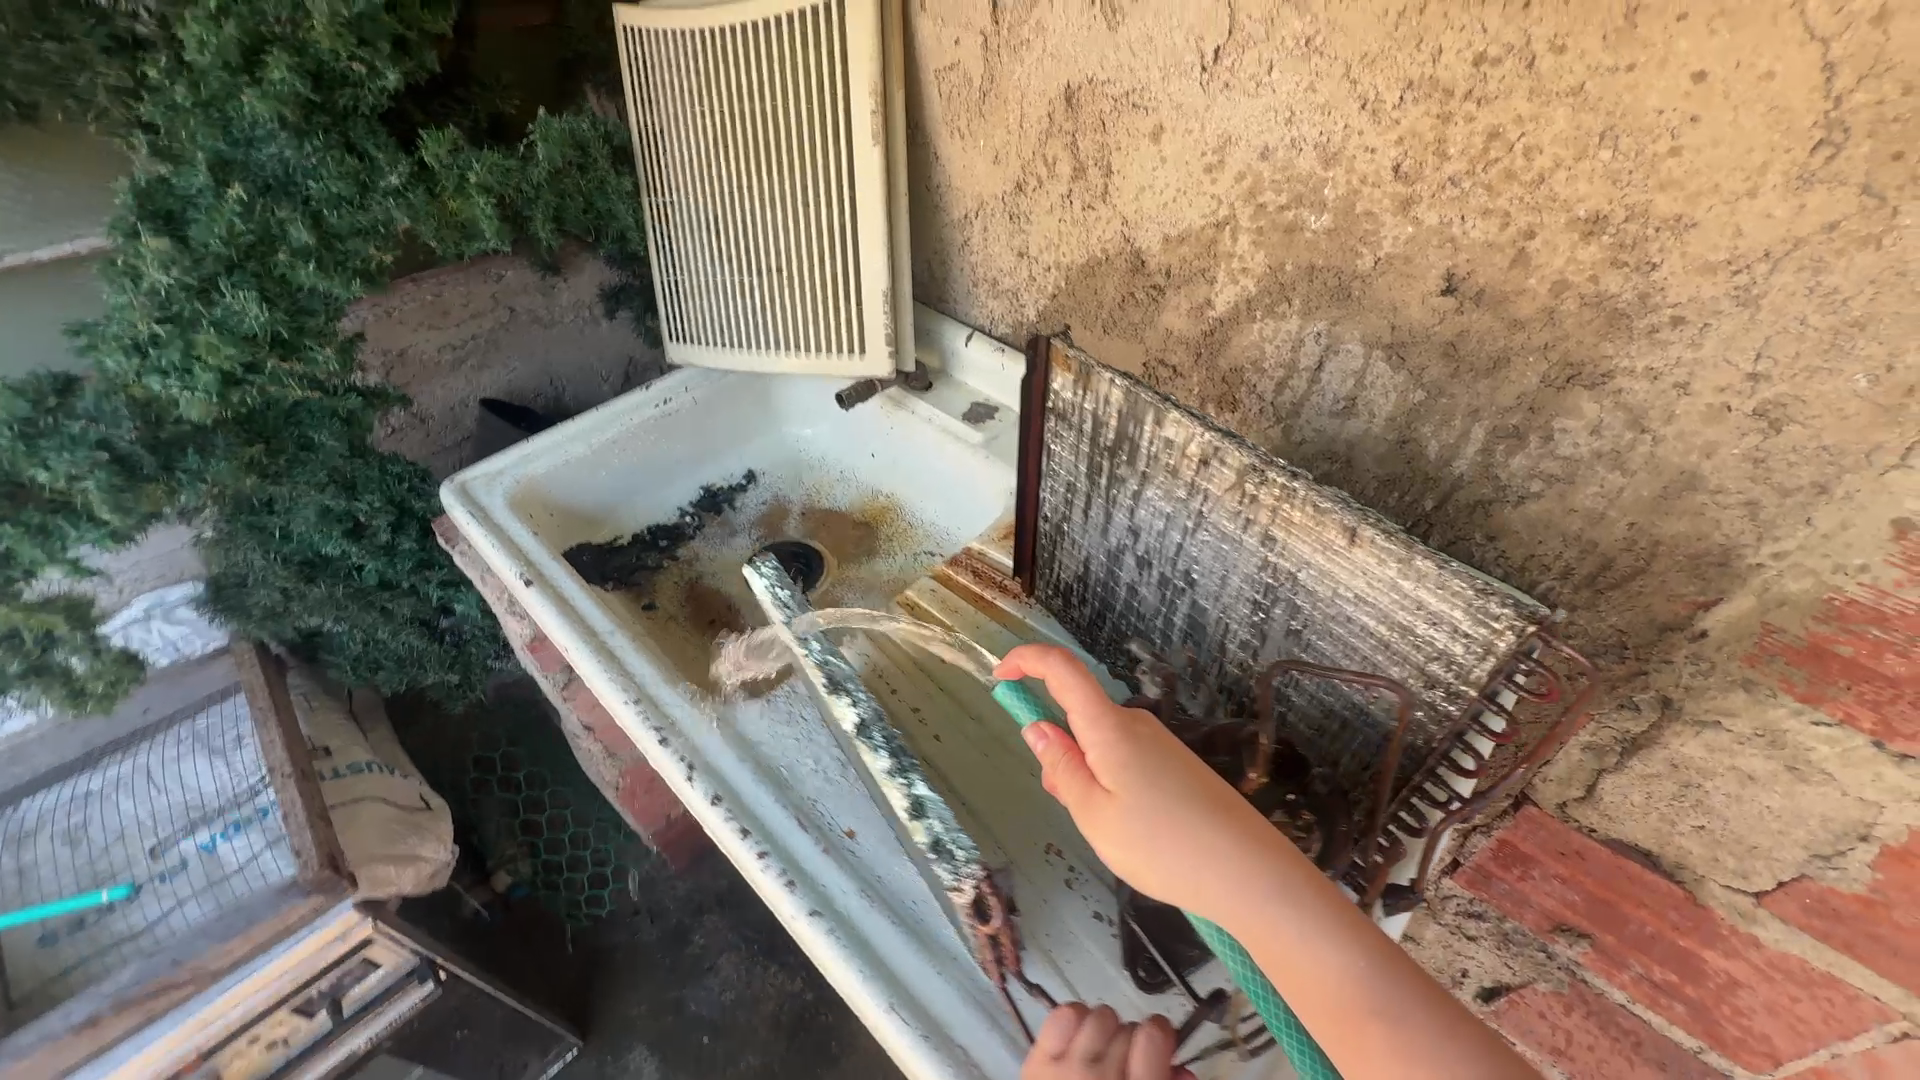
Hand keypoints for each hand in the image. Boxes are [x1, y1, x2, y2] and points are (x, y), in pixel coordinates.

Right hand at [994, 645, 1293, 924]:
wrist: (1249, 871)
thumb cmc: (1161, 846)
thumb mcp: (1094, 815)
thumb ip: (1061, 767)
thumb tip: (1037, 727)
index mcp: (1109, 727)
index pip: (1062, 669)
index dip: (1027, 661)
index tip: (999, 678)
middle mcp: (1134, 723)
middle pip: (1078, 716)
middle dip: (1056, 750)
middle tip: (1067, 805)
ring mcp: (1158, 743)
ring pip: (1099, 743)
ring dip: (1083, 773)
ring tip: (1106, 829)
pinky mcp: (1174, 764)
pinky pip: (1123, 758)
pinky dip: (1107, 781)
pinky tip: (1129, 827)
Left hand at [1022, 1005, 1192, 1079]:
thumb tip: (1182, 1070)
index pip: (1153, 1036)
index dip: (1160, 1037)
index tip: (1160, 1047)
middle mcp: (1101, 1077)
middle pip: (1128, 1028)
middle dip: (1133, 1044)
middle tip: (1128, 1068)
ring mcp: (1066, 1068)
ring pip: (1099, 1016)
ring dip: (1105, 1032)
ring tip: (1101, 1055)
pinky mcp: (1037, 1062)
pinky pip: (1062, 1015)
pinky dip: (1074, 1022)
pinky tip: (1077, 1044)